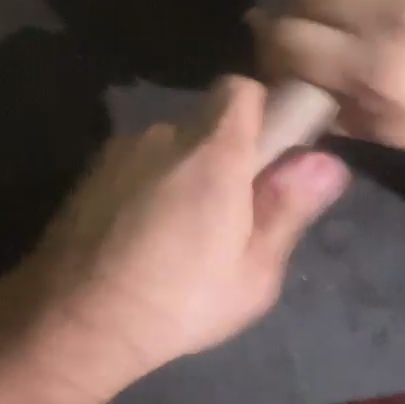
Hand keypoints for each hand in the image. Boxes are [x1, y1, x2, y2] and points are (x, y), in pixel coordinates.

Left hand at [19, 76, 351, 396]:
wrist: (76, 314)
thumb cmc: (180, 300)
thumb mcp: (252, 271)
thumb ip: (288, 207)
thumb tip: (328, 160)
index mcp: (213, 152)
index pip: (239, 90)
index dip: (259, 111)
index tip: (268, 152)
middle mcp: (165, 135)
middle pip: (205, 124)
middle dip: (220, 157)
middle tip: (225, 216)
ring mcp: (122, 148)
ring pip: (168, 147)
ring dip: (180, 174)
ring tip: (177, 235)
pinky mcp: (93, 168)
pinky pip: (136, 164)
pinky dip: (146, 185)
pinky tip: (140, 235)